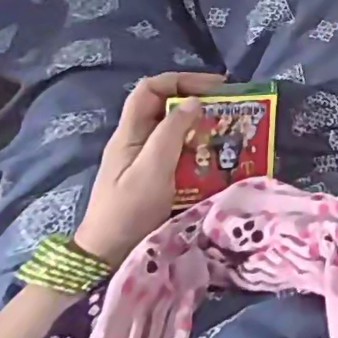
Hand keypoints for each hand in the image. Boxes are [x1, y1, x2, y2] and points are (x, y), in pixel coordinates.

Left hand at [73, 71, 226, 264]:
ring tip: (230, 133)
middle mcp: (138, 140)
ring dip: (202, 128)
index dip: (181, 80)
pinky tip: (219, 160)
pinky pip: (181, 154)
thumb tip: (195, 101)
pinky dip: (201, 151)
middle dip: (198, 102)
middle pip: (167, 107)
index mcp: (131, 132)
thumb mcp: (152, 169)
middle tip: (230, 109)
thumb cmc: (128, 210)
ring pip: (176, 131)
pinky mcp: (156, 178)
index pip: (151, 89)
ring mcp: (146, 160)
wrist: (107, 257)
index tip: (214, 87)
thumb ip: (172, 132)